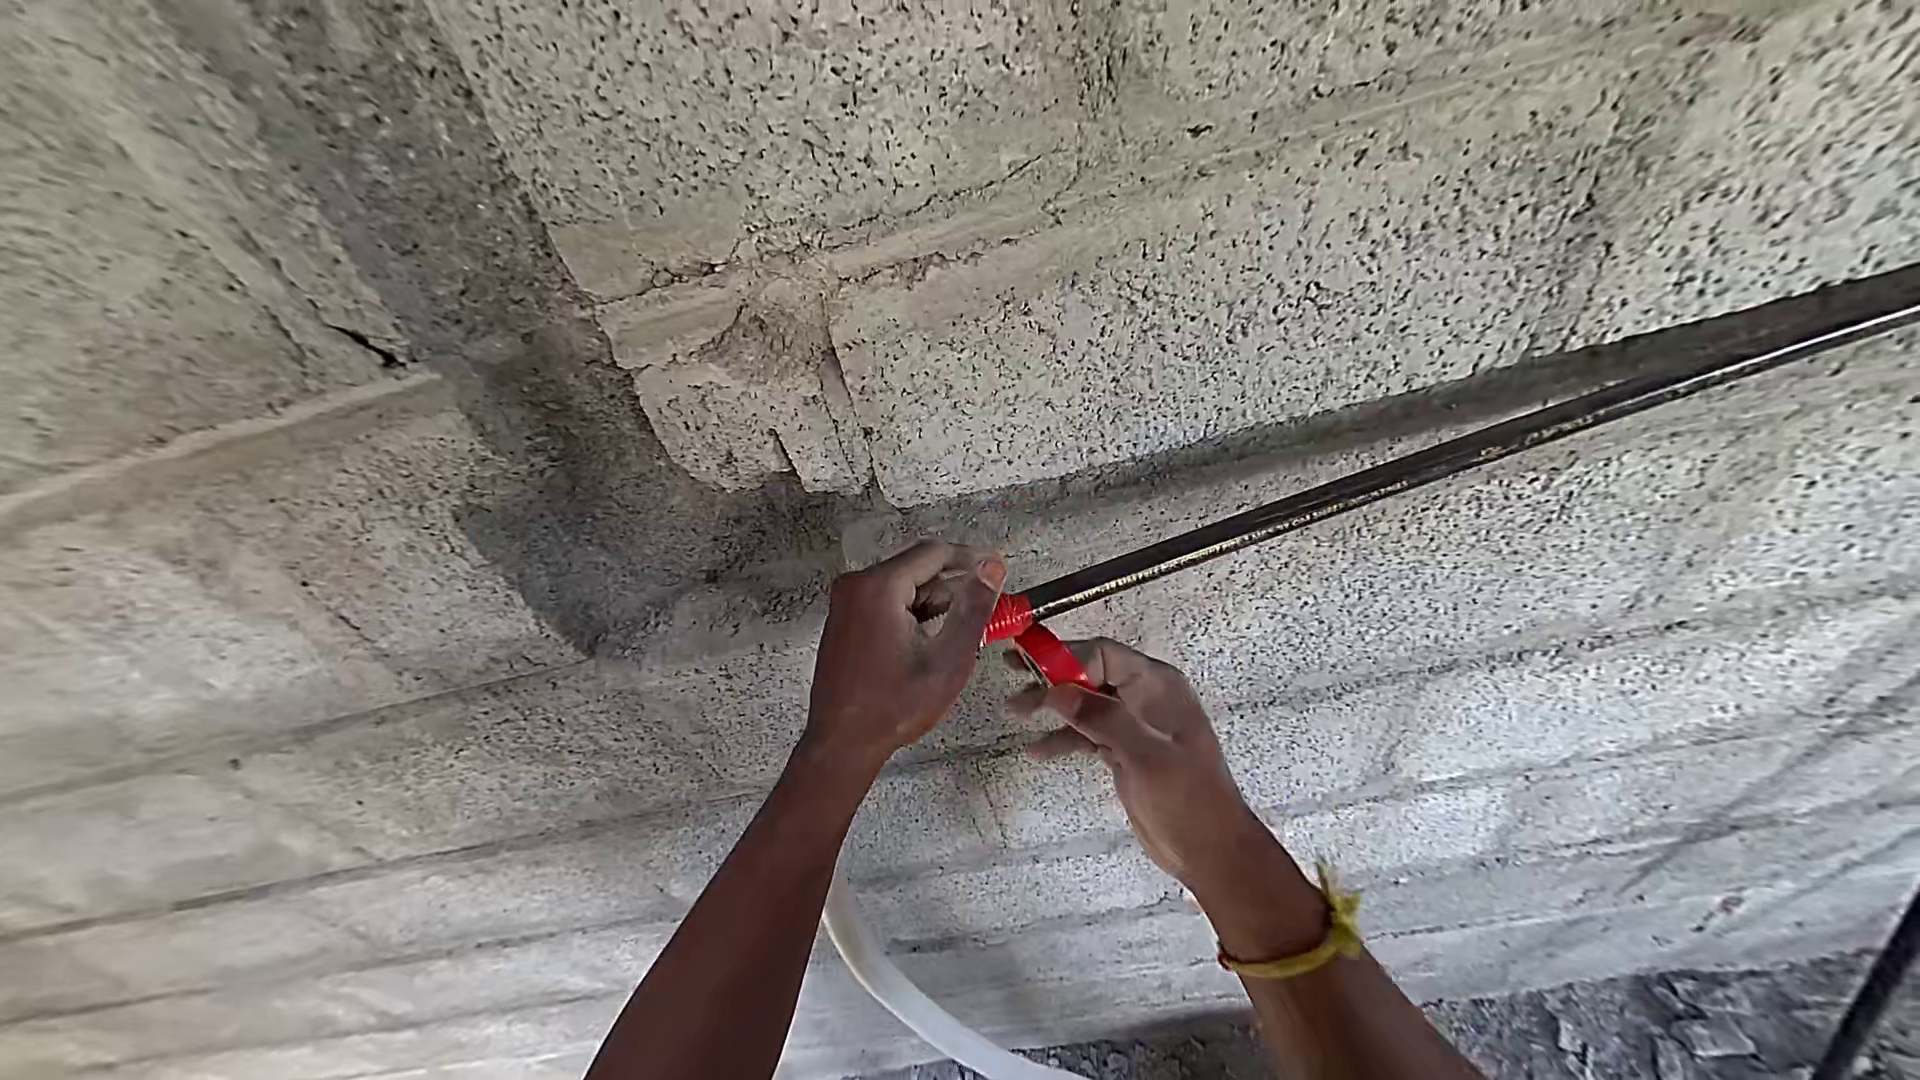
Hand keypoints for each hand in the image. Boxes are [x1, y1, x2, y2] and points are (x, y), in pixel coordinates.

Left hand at [805, 540, 1006, 771]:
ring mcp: (846, 601)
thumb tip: (991, 569)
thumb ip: (973, 607)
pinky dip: (912, 611)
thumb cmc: (891, 708)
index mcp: (878, 588)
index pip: (933, 552)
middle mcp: (856, 586)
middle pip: (917, 567)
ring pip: (904, 583)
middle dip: (953, 586)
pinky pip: (886, 598)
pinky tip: (929, 639)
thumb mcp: (948, 658)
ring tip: (956, 634)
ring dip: (934, 601)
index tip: (994, 567)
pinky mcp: (845, 617)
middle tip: (982, 610)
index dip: (970, 557)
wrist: (844, 742)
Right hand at [1007, 639, 1322, 949]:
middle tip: (1013, 668)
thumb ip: (1102, 718)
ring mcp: (1134, 722)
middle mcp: (1144, 696)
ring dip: (1051, 707)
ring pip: (1084, 702)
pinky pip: (1087, 732)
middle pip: (1090, 673)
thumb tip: (1056, 691)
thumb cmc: (1188, 800)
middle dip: (1052, 675)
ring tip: (1014, 710)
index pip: (1103, 655)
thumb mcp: (1146, 755)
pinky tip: (1037, 749)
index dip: (1065, 658)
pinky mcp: (1125, 748)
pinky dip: (1063, 737)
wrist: (1210, 852)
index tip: (1031, 668)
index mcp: (1157, 686)